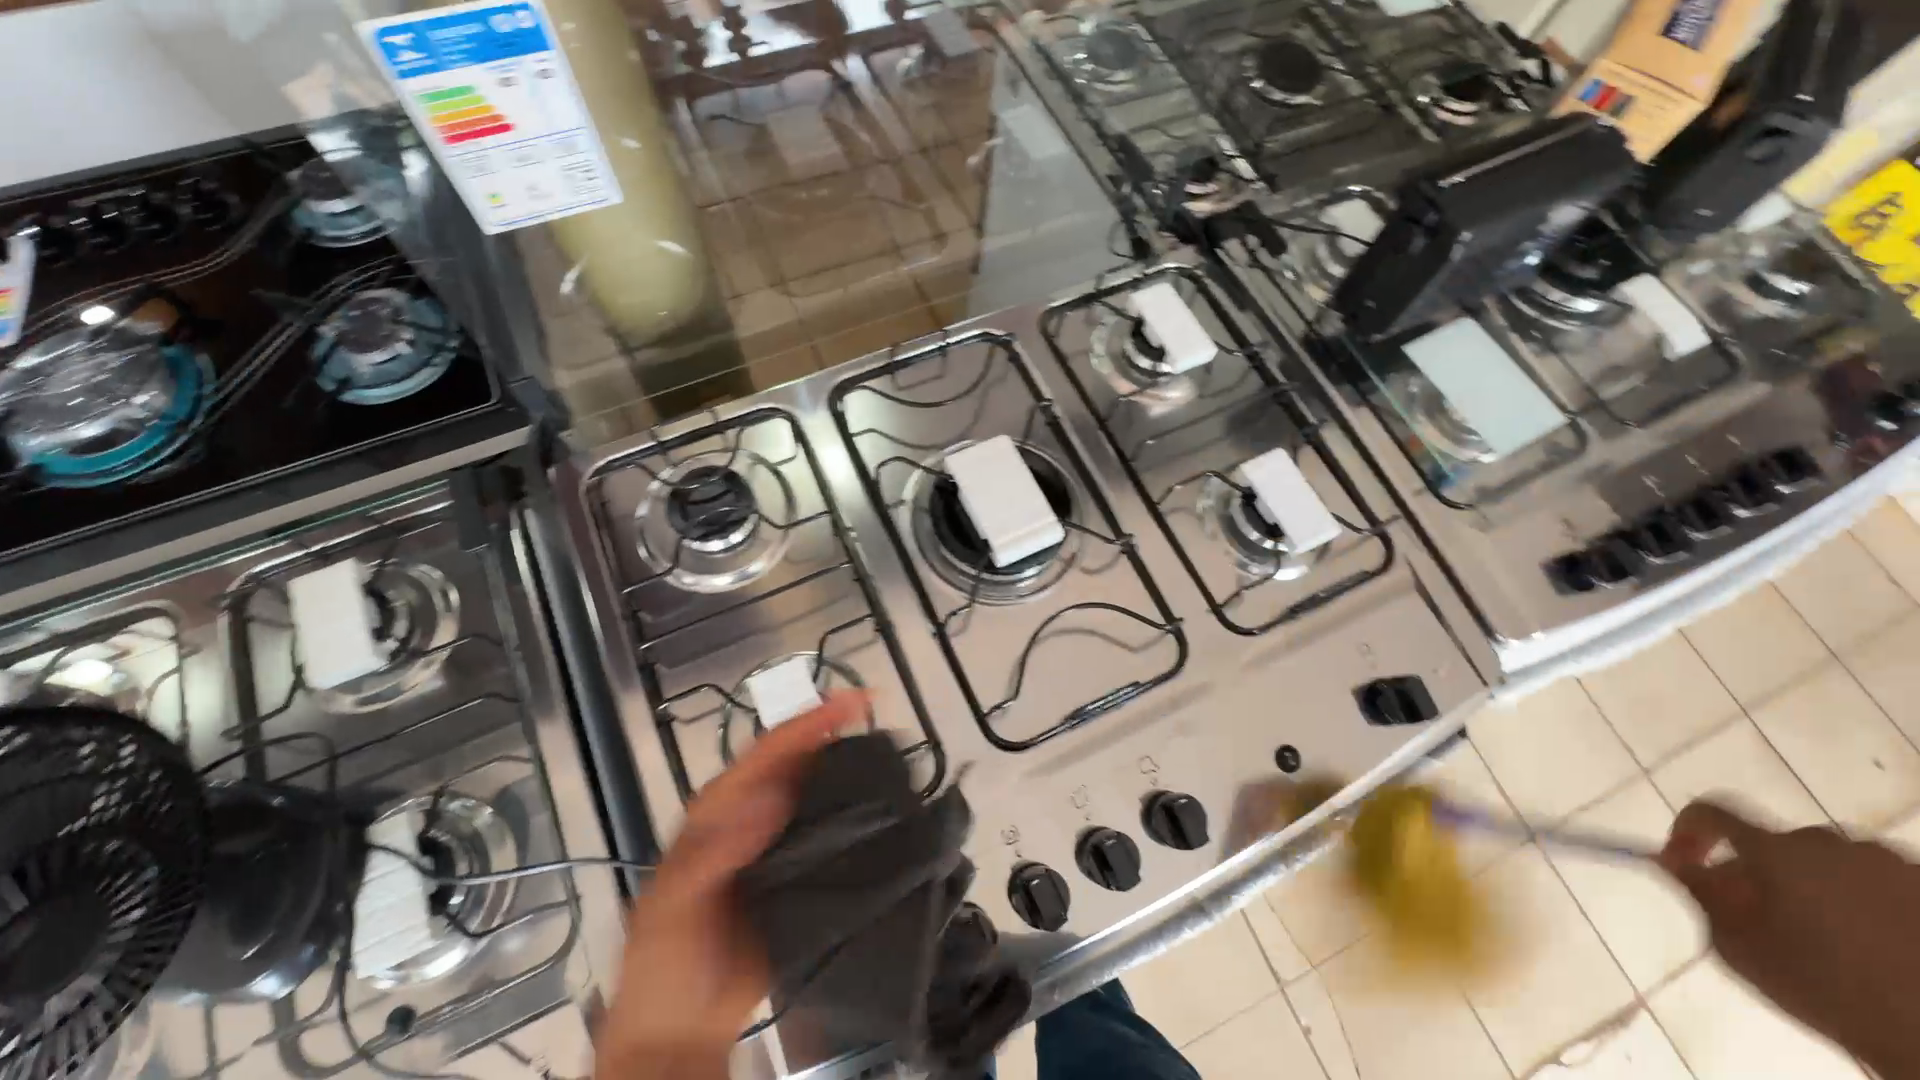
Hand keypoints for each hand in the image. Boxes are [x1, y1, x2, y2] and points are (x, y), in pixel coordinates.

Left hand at [595, 692, 866, 1079]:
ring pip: (816, 797)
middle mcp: (749, 818)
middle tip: (883, 718)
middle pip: (796, 765)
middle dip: (835, 734)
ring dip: (850, 772)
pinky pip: (831, 840)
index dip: (808, 723)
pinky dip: (858, 823)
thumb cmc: (669, 963)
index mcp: (717, 813)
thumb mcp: (675, 906)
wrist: (682, 1027)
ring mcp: (776, 848)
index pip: (766, 755)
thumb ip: (715, 853)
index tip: (854, 701)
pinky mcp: (799, 879)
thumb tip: (772, 796)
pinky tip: (889, 819)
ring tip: (895, 758)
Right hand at [1659, 801, 1919, 1077]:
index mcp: (1775, 850)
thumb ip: (1700, 894)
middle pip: (1772, 843)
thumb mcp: (1738, 947)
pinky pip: (1871, 879)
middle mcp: (1828, 842)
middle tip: (1753, 913)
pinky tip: (1862, 940)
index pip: (1710, 812)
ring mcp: (1886, 862)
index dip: (1686, 830)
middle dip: (1754, 870)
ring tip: (1816, 934)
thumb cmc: (1823, 987)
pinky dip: (1855, 899)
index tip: (1680, 862)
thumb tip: (1677, 863)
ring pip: (1824, 861)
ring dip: (1806, 884)